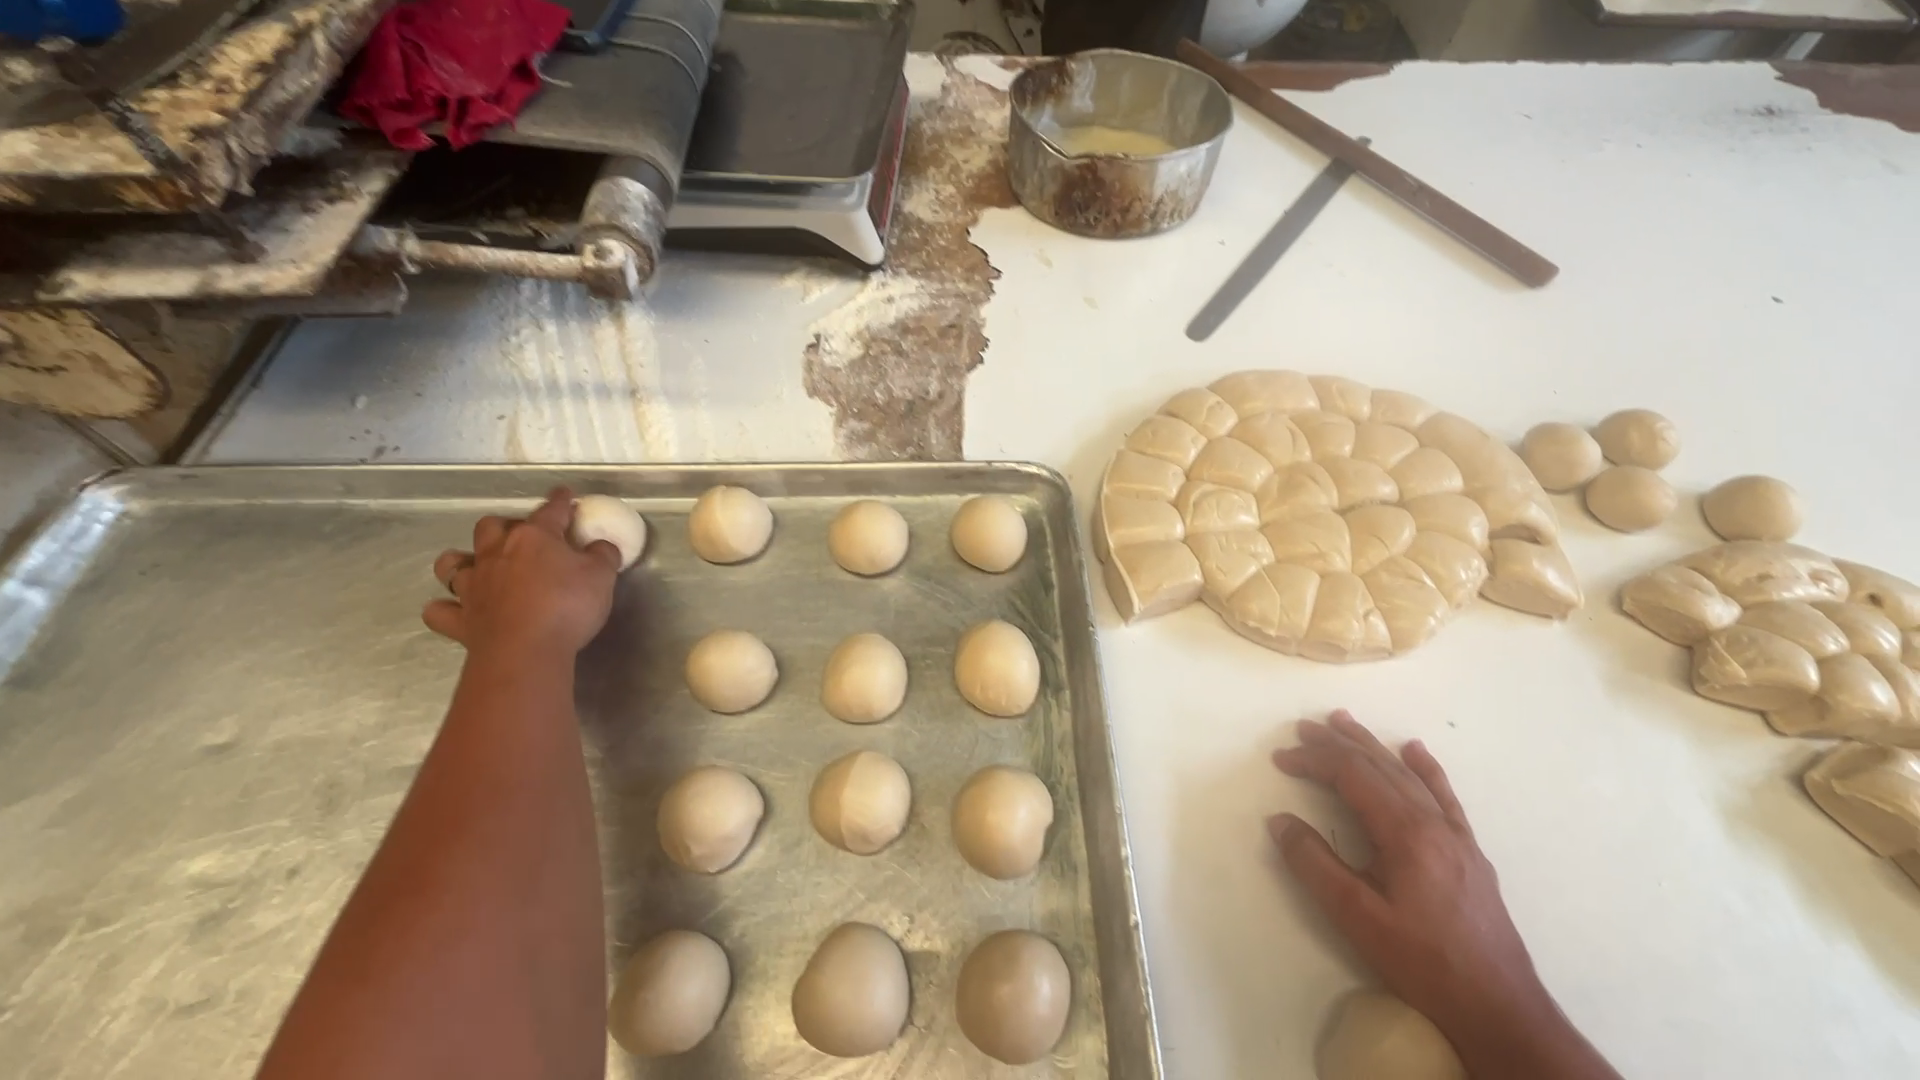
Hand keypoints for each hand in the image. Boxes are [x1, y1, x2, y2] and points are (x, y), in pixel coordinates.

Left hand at [425, 488, 620, 657]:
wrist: (526, 651)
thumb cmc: (567, 606)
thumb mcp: (602, 576)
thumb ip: (603, 555)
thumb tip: (601, 546)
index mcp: (534, 538)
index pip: (550, 510)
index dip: (561, 501)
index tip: (565, 494)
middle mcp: (496, 554)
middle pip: (491, 527)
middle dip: (504, 525)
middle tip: (520, 535)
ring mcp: (473, 586)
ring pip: (452, 563)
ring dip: (462, 561)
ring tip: (477, 566)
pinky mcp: (460, 619)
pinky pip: (440, 610)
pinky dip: (445, 607)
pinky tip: (455, 608)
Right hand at [1270, 711, 1611, 1076]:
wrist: (1499, 1008)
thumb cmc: (1423, 962)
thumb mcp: (1356, 916)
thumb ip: (1314, 864)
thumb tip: (1280, 821)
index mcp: (1406, 833)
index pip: (1353, 777)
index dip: (1314, 761)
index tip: (1281, 759)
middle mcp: (1434, 823)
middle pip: (1381, 767)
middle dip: (1339, 744)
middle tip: (1305, 726)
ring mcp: (1456, 836)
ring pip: (1410, 776)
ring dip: (1374, 747)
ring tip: (1347, 723)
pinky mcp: (1468, 853)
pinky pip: (1444, 796)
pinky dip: (1426, 769)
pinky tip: (1416, 752)